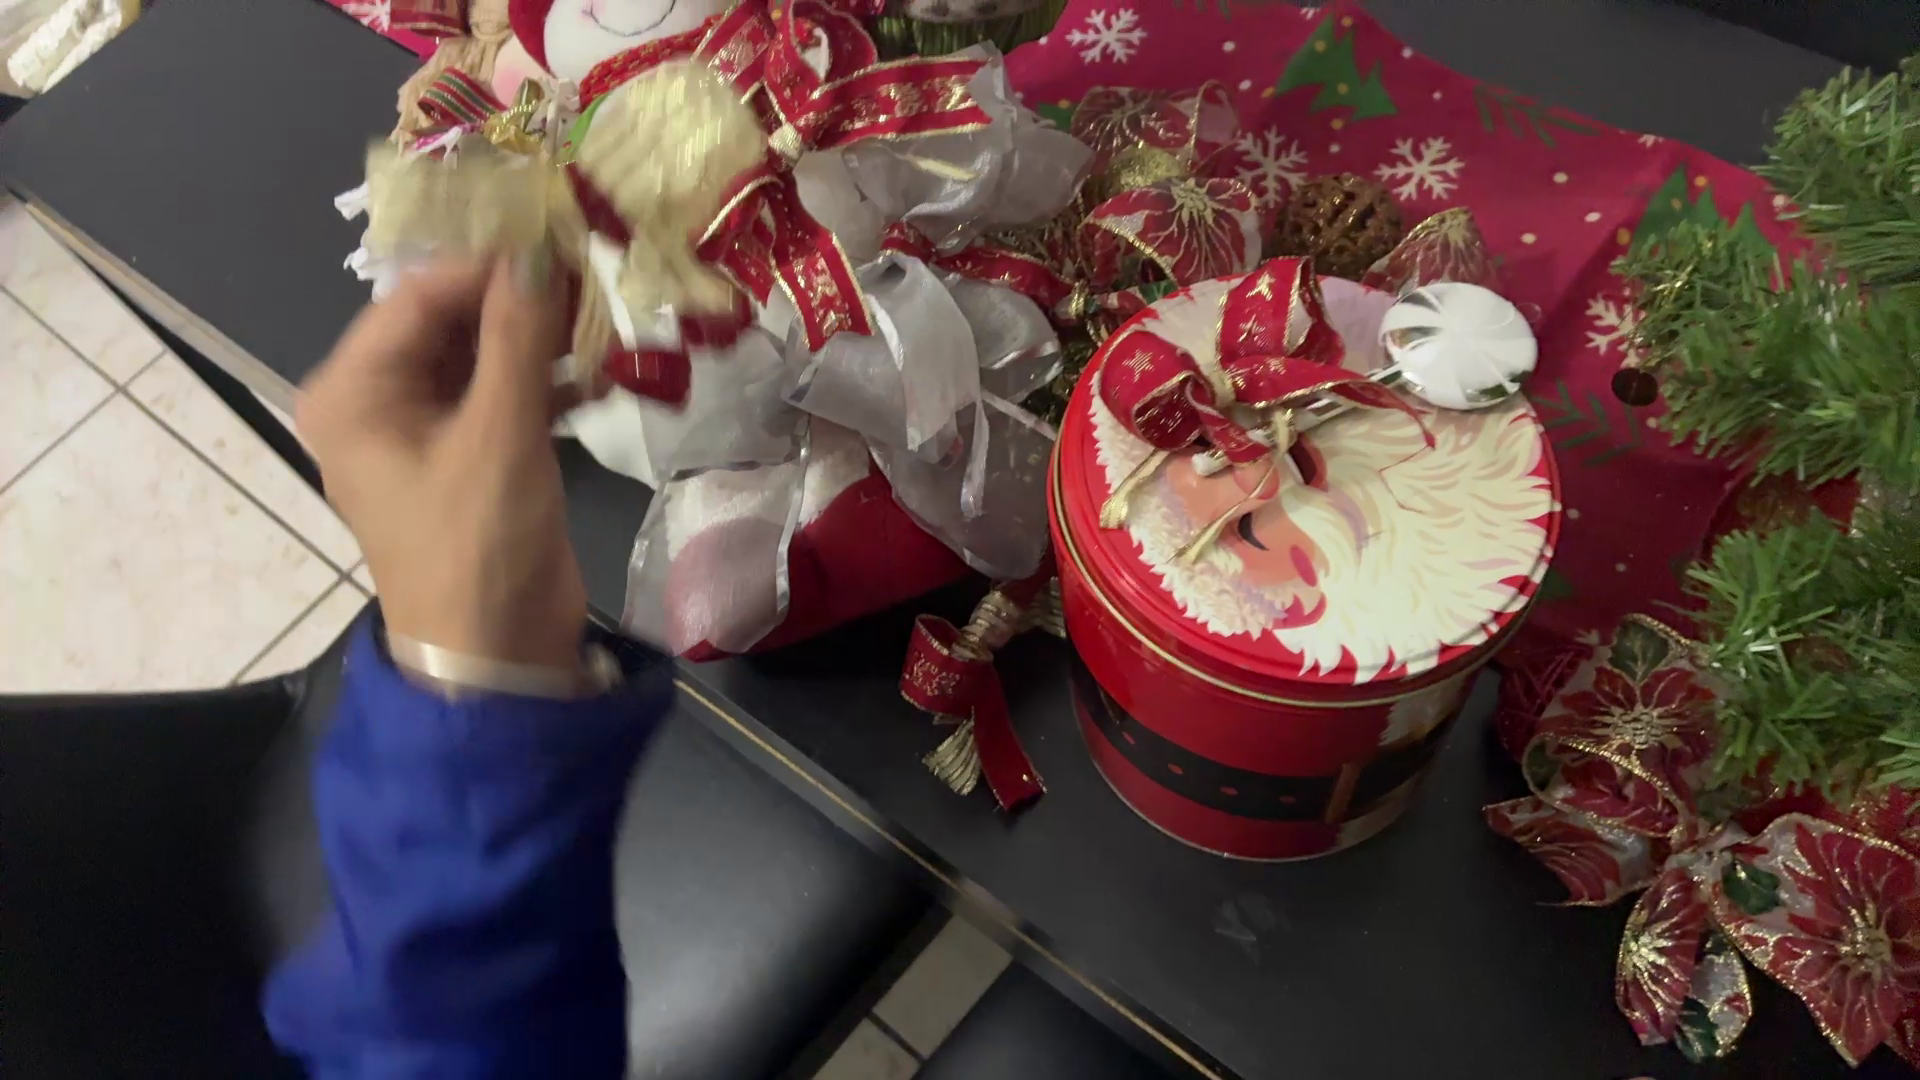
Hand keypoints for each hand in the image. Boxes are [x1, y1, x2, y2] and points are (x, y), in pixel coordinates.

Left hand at [298, 253, 587, 669]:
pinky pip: (509, 401)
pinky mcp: (480, 461)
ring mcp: (435, 434)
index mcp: (356, 391)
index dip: (487, 269)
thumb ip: (517, 341)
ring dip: (541, 344)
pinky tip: (599, 378)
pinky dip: (550, 387)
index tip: (559, 246)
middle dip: (518, 304)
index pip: (418, 298)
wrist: (498, 649)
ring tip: (603, 322)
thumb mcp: (498, 435)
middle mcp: (385, 403)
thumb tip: (537, 256)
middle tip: (591, 281)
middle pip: (452, 327)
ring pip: (487, 363)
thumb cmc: (480, 541)